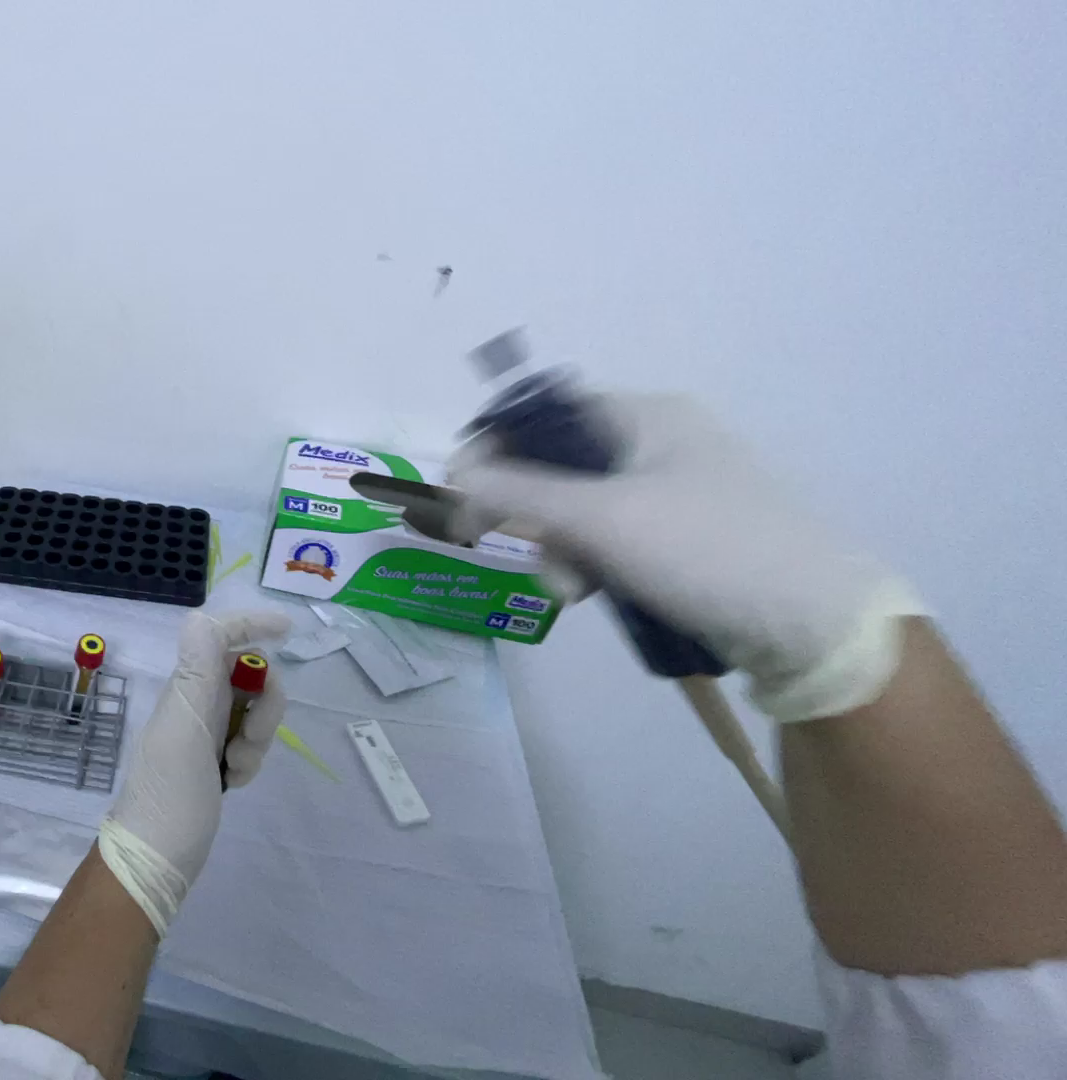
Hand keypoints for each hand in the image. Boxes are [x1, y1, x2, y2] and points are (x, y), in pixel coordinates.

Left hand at [97, 609, 289, 934]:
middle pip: (251, 675)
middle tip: (246, 743)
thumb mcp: (184, 729)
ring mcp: (207, 727)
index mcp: (187, 686)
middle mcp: (197, 699)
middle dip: (264, 707)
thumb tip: (200, 616)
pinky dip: (251, 759)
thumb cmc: (169, 793)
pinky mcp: (216, 755)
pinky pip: (251, 740)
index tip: (287, 631)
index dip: (251, 624)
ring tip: (234, 769)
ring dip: (258, 739)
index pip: (219, 635)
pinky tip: (234, 782)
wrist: (157, 855)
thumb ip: (197, 674)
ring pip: (256, 710)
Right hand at [449, 394, 920, 721]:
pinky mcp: (679, 535)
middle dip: (527, 513)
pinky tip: (590, 594)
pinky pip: (606, 537)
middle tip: (507, 546)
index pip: (545, 413)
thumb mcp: (600, 518)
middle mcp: (658, 443)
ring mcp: (671, 491)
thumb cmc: (705, 551)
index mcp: (647, 417)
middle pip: (555, 465)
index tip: (460, 490)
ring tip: (570, 589)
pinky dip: (587, 563)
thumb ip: (518, 492)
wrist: (815, 628)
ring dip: (557, 548)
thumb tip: (455, 474)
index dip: (494, 445)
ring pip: (576, 509)